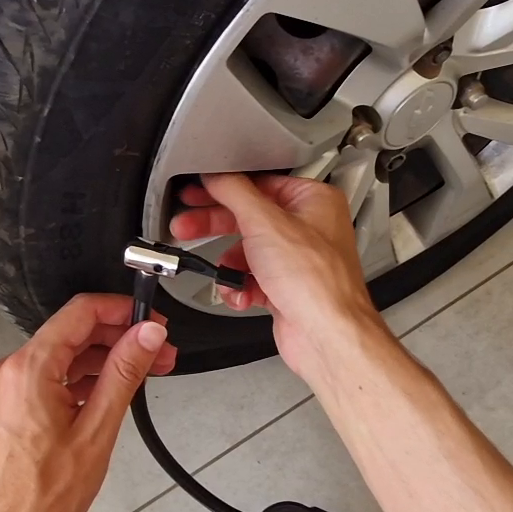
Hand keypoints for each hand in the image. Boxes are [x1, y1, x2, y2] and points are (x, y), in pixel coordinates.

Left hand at [0, 294, 176, 511]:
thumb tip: (146, 334)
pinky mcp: (9, 408)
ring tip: (144, 373)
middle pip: (73, 332)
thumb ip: (124, 372)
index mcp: (29, 369)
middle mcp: (10, 371)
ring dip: (105, 360)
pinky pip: (50, 377)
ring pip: (64, 356)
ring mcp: (6, 390)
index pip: (80, 312)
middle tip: (158, 351)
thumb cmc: (40, 500)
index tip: (151, 320)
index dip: (122, 310)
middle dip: (120, 337)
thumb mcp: (97, 430)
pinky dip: (83, 379)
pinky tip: (111, 392)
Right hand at [168, 172, 388, 375]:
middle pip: (249, 217)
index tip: (199, 191)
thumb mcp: (265, 223)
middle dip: (216, 226)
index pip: (261, 183)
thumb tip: (216, 175)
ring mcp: (298, 261)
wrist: (325, 336)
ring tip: (224, 274)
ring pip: (247, 252)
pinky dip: (241, 288)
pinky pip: (252, 280)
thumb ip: (235, 192)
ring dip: (231, 266)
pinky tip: (242, 294)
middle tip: (187, 225)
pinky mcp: (286, 288)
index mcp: (314, 201)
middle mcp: (309, 228)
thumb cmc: (317, 282)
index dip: (225, 188)